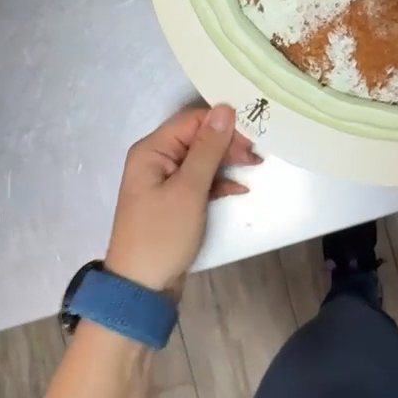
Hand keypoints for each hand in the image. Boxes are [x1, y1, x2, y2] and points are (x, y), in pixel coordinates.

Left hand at [105, 104, 261, 292]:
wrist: (141, 289)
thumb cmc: (163, 235)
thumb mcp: (189, 189)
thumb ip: (208, 149)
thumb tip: (225, 108)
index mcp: (152, 150)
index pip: (192, 121)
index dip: (223, 124)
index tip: (252, 138)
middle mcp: (155, 159)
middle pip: (197, 137)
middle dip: (227, 143)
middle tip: (256, 157)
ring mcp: (164, 180)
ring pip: (201, 158)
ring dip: (226, 161)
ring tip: (254, 167)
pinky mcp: (173, 200)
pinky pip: (200, 179)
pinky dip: (219, 181)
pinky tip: (238, 188)